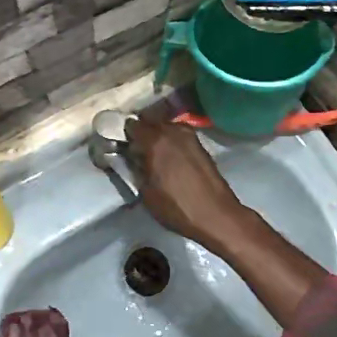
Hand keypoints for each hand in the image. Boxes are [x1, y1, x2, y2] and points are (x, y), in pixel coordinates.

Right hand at [127, 115, 262, 252]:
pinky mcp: (200, 144)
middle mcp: (172, 130)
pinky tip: (170, 158)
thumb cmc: (176, 207)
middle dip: (141, 132)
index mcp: (155, 140)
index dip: (124, 133)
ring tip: (153, 154)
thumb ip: (135, 168)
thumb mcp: (145, 191)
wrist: (216, 214)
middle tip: (135, 148)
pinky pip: (178, 135)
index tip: (120, 144)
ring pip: (166, 127)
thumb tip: (131, 157)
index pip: (132, 124)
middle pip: (150, 121)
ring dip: (157, 135)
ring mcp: (189, 135)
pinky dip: (171, 141)